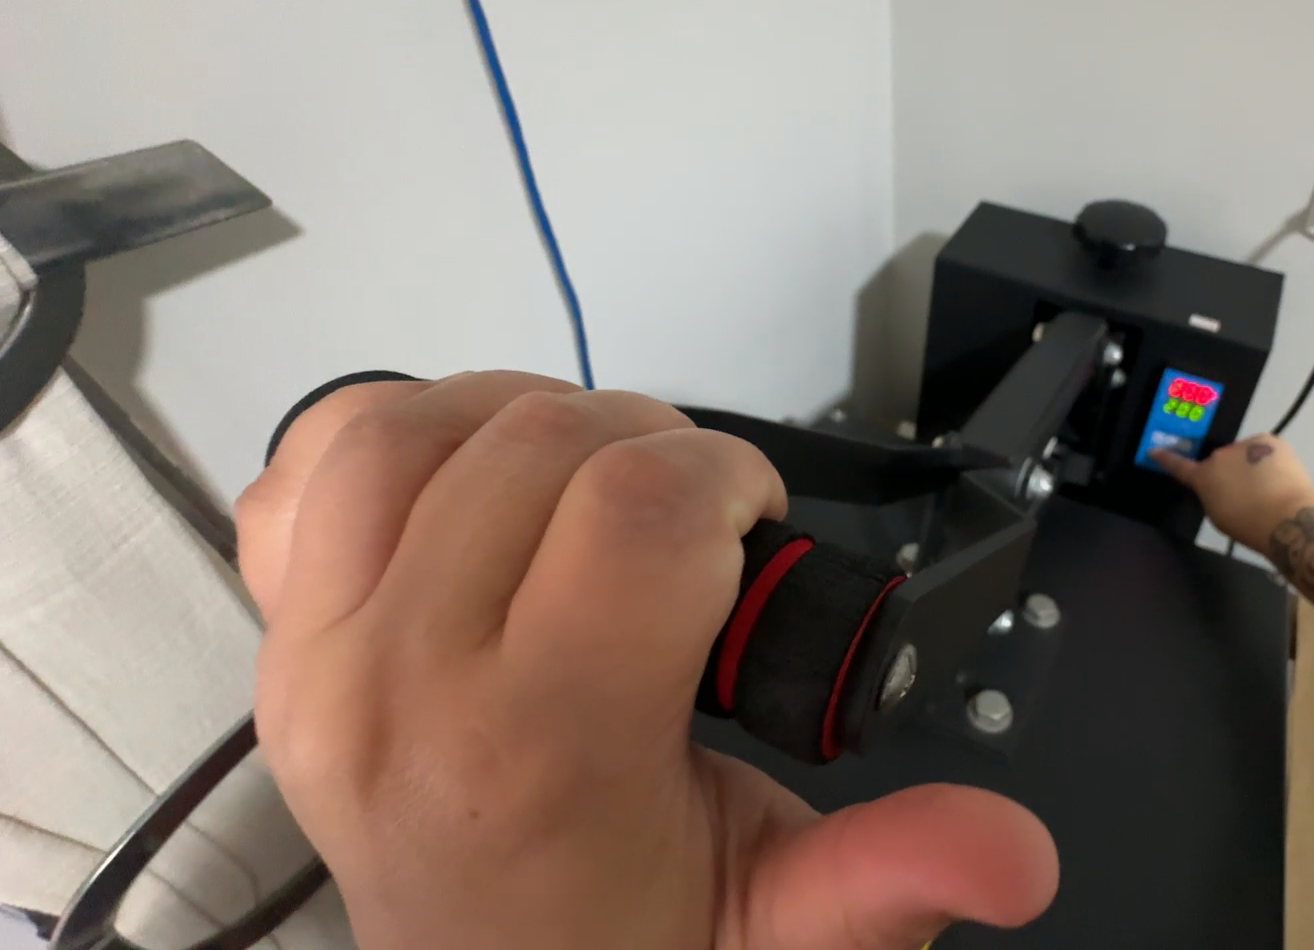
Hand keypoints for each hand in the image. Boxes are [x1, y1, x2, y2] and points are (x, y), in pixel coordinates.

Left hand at [236, 371, 1056, 949]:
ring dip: (548, 419)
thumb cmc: (638, 944)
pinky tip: (490, 486)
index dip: (731, 480)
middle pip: (548, 441)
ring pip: (430, 422)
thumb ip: (893, 876)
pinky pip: (326, 457)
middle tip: (700, 513)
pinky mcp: (286, 627)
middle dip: (661, 446)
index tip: (754, 523)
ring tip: (608, 485)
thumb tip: (1026, 851)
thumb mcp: (786, 927)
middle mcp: (407, 685)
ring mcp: (322, 649)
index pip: (641, 509)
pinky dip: (422, 431)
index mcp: (546, 751)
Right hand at [1149, 434, 1313, 551]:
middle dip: (1229, 471)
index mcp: (1203, 476)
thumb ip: (1211, 495)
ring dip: (1250, 464)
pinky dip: (1270, 460)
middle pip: (1221, 460)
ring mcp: (1245, 445)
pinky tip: (1280, 477)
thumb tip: (1219, 487)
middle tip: (1245, 491)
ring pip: (1245, 453)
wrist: (1287, 518)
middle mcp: (1220, 456)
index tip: (1154, 450)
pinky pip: (1265, 449)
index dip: (1166, 459)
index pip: (1179, 466)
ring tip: (1267, 487)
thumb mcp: (1218, 514)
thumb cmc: (1249, 524)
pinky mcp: (1270, 441)